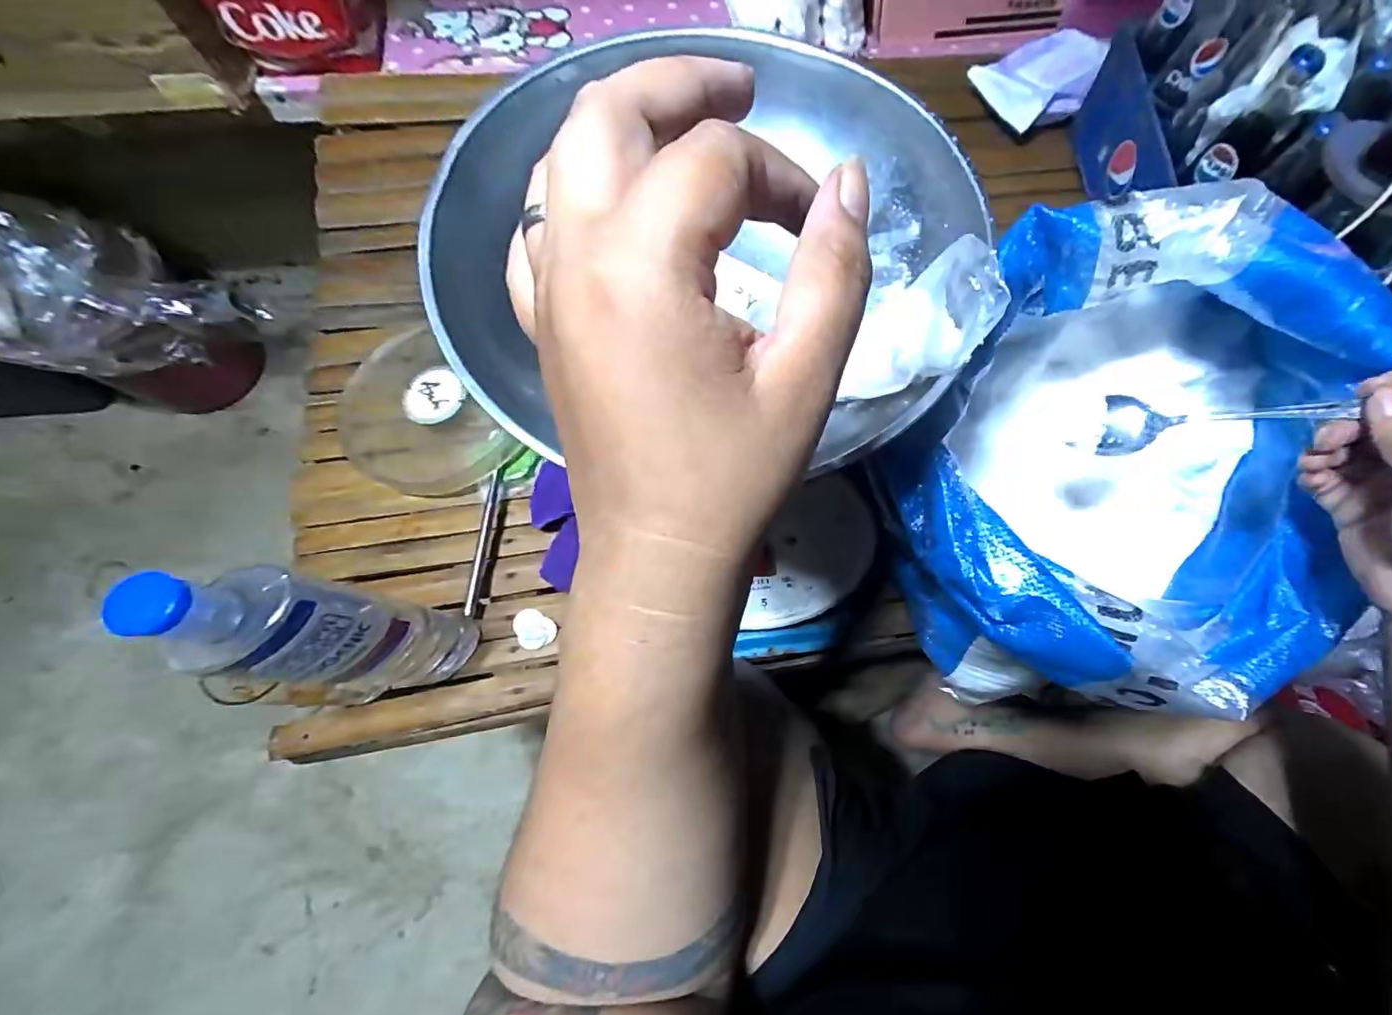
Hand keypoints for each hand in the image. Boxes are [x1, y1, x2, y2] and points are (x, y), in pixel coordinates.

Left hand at [506, 57, 870, 577]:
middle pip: (607, 114)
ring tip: (691, 138)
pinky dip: (585, 192)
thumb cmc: (736, 476)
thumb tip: (848, 183)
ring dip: (628, 129)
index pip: (715, 161)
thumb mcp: (806, 379)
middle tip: (745, 89)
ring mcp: (545, 286)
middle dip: (681, 86)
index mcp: (641, 265)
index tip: (822, 223)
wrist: (659, 551)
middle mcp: (575, 255)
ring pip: (562, 156)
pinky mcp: (543, 320)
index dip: (782, 174)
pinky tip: (625, 216)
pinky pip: (542, 224)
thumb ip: (835, 272)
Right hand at [1296, 370, 1391, 630]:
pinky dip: (1317, 473)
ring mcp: (1391, 488)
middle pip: (1385, 423)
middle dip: (1354, 423)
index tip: (1366, 387)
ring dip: (1330, 448)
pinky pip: (1332, 481)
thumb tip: (1377, 394)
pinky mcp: (1357, 513)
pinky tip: (1311, 475)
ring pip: (1352, 451)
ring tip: (1318, 459)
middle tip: (1330, 437)